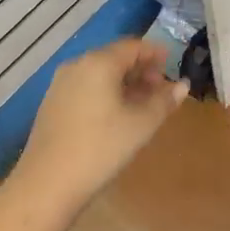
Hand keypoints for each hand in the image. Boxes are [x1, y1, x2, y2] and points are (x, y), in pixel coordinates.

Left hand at [12, 38, 189, 211]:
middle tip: (160, 91)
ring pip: (99, 74)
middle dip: (140, 70)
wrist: (47, 184)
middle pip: (115, 58)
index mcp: (99, 62)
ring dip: (123, 83)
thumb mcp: (141, 125)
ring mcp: (60, 84)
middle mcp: (77, 65)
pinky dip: (104, 93)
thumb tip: (182, 85)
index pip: (133, 46)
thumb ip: (164, 101)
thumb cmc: (101, 148)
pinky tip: (115, 116)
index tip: (172, 65)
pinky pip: (85, 87)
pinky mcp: (51, 104)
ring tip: (141, 106)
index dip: (155, 53)